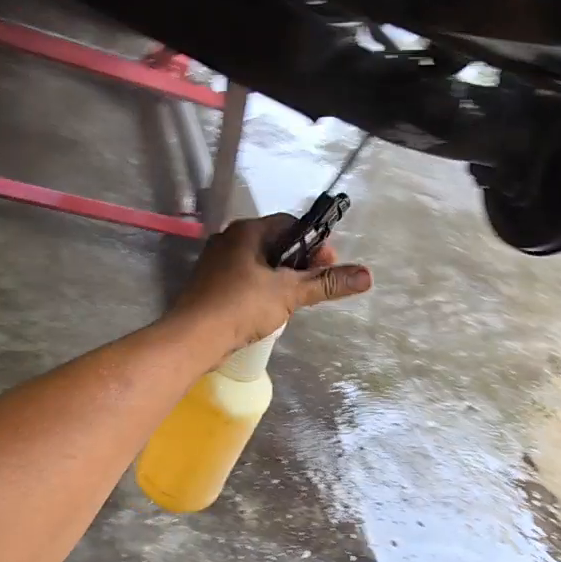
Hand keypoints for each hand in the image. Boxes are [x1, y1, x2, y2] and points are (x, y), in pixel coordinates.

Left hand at [168, 214, 371, 349]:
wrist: (193, 337)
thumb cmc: (241, 306)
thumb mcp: (290, 293)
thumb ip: (327, 283)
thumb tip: (367, 275)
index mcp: (248, 230)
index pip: (291, 223)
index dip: (314, 243)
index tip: (327, 266)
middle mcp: (230, 239)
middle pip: (276, 243)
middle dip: (300, 263)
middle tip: (313, 286)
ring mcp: (216, 263)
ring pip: (260, 263)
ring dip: (281, 279)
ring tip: (293, 301)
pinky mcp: (211, 286)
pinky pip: (245, 280)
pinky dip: (261, 290)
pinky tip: (268, 311)